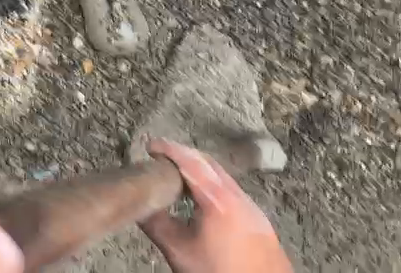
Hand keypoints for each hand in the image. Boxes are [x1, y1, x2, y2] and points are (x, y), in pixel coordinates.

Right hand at [140, 140, 293, 272]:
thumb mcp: (178, 251)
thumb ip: (155, 223)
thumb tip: (137, 201)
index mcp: (218, 200)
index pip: (190, 160)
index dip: (168, 149)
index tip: (149, 148)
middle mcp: (240, 198)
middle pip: (209, 164)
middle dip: (184, 156)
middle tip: (161, 161)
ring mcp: (255, 212)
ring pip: (224, 178)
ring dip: (201, 172)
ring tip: (179, 180)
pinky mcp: (263, 225)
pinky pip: (235, 193)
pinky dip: (215, 187)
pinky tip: (204, 203)